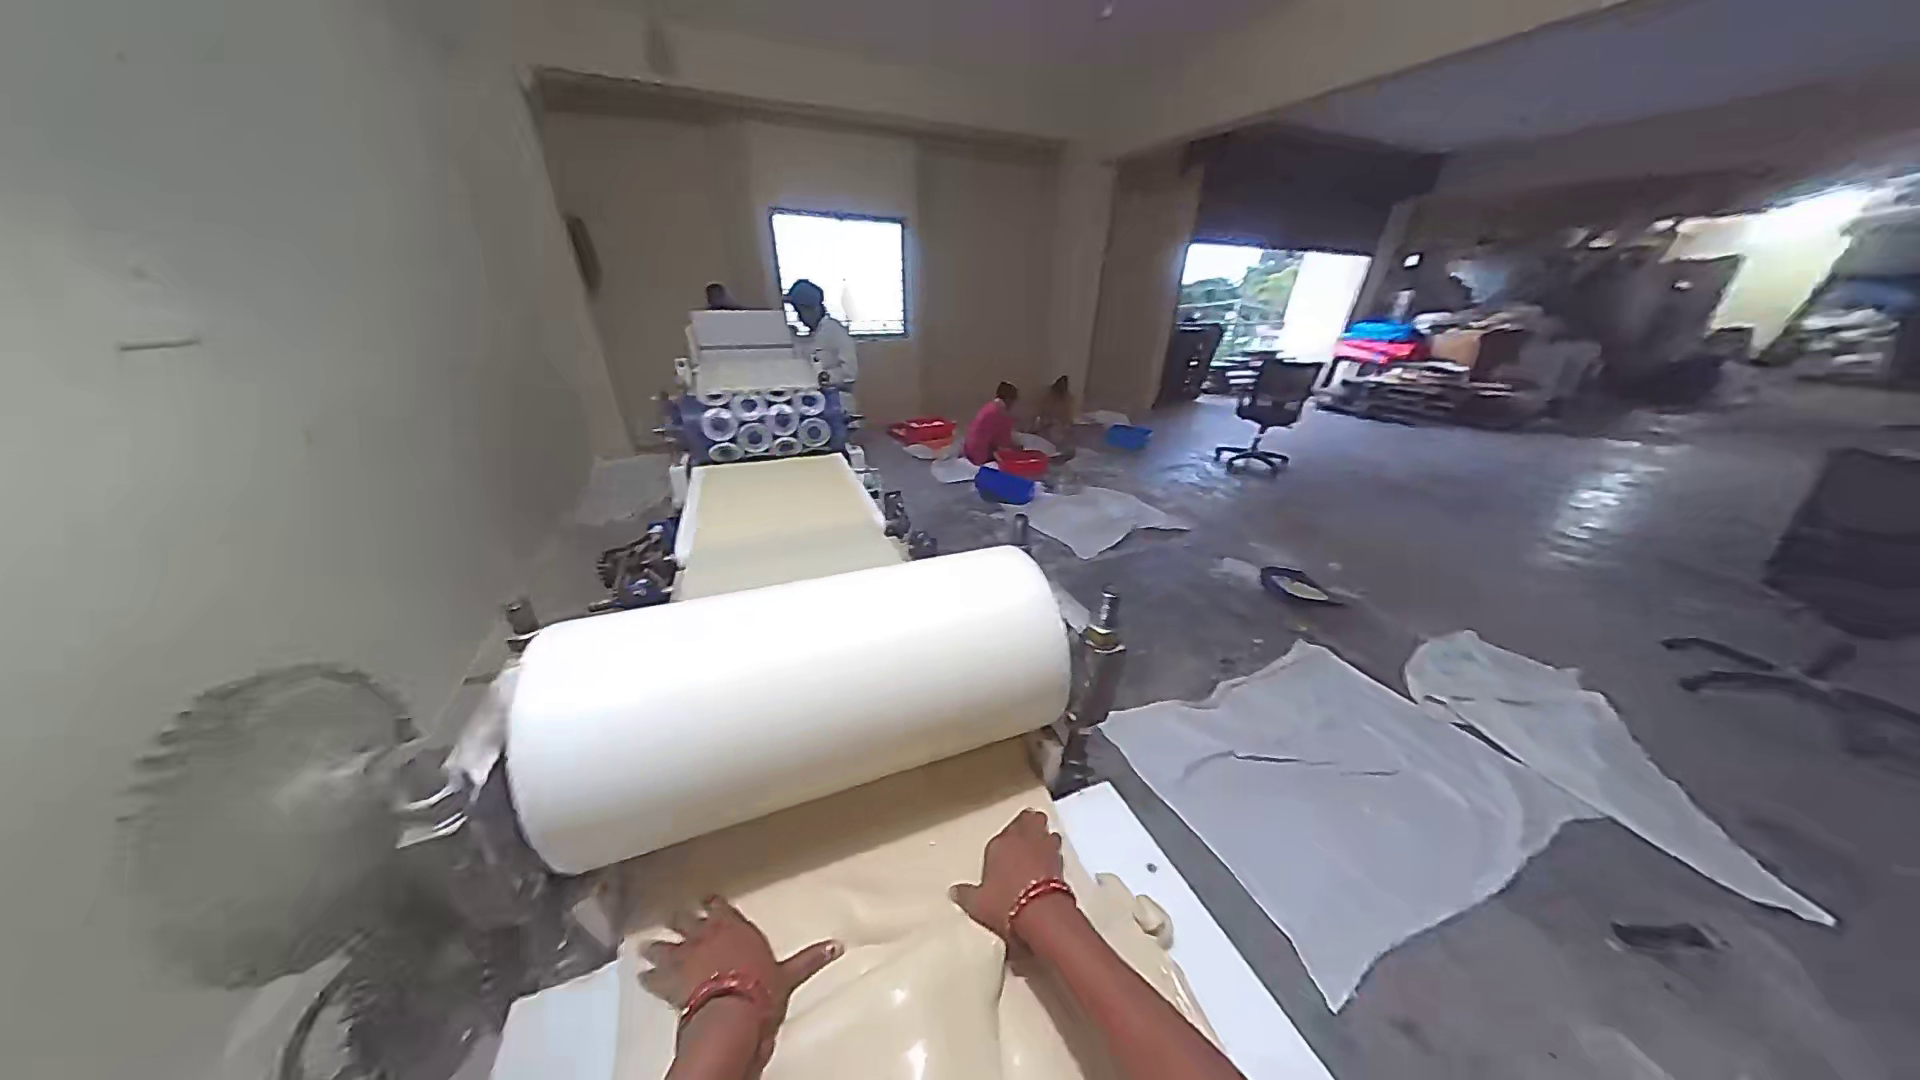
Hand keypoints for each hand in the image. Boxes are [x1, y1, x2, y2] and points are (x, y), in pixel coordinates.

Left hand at [641, 895, 841, 1026]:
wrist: (732, 1013)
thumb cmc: (762, 989)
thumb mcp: (788, 975)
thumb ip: (809, 959)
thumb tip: (838, 946)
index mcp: (735, 927)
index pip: (721, 909)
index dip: (713, 904)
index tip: (706, 899)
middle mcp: (709, 935)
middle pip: (689, 920)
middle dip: (680, 917)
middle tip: (671, 912)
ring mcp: (687, 957)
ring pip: (667, 944)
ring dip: (658, 945)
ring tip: (646, 943)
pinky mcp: (671, 983)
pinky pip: (655, 976)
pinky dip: (648, 975)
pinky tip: (641, 974)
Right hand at [951, 809, 1067, 940]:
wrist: (1040, 913)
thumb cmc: (1004, 905)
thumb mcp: (978, 905)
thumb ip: (966, 895)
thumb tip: (953, 892)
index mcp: (998, 844)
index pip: (1000, 836)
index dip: (1004, 843)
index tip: (1004, 853)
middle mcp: (1020, 838)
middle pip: (1026, 820)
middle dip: (1027, 823)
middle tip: (1027, 831)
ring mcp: (1042, 844)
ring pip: (1043, 827)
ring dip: (1042, 832)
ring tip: (1041, 841)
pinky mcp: (1059, 857)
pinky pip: (1055, 844)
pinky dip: (1053, 848)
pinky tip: (1051, 858)